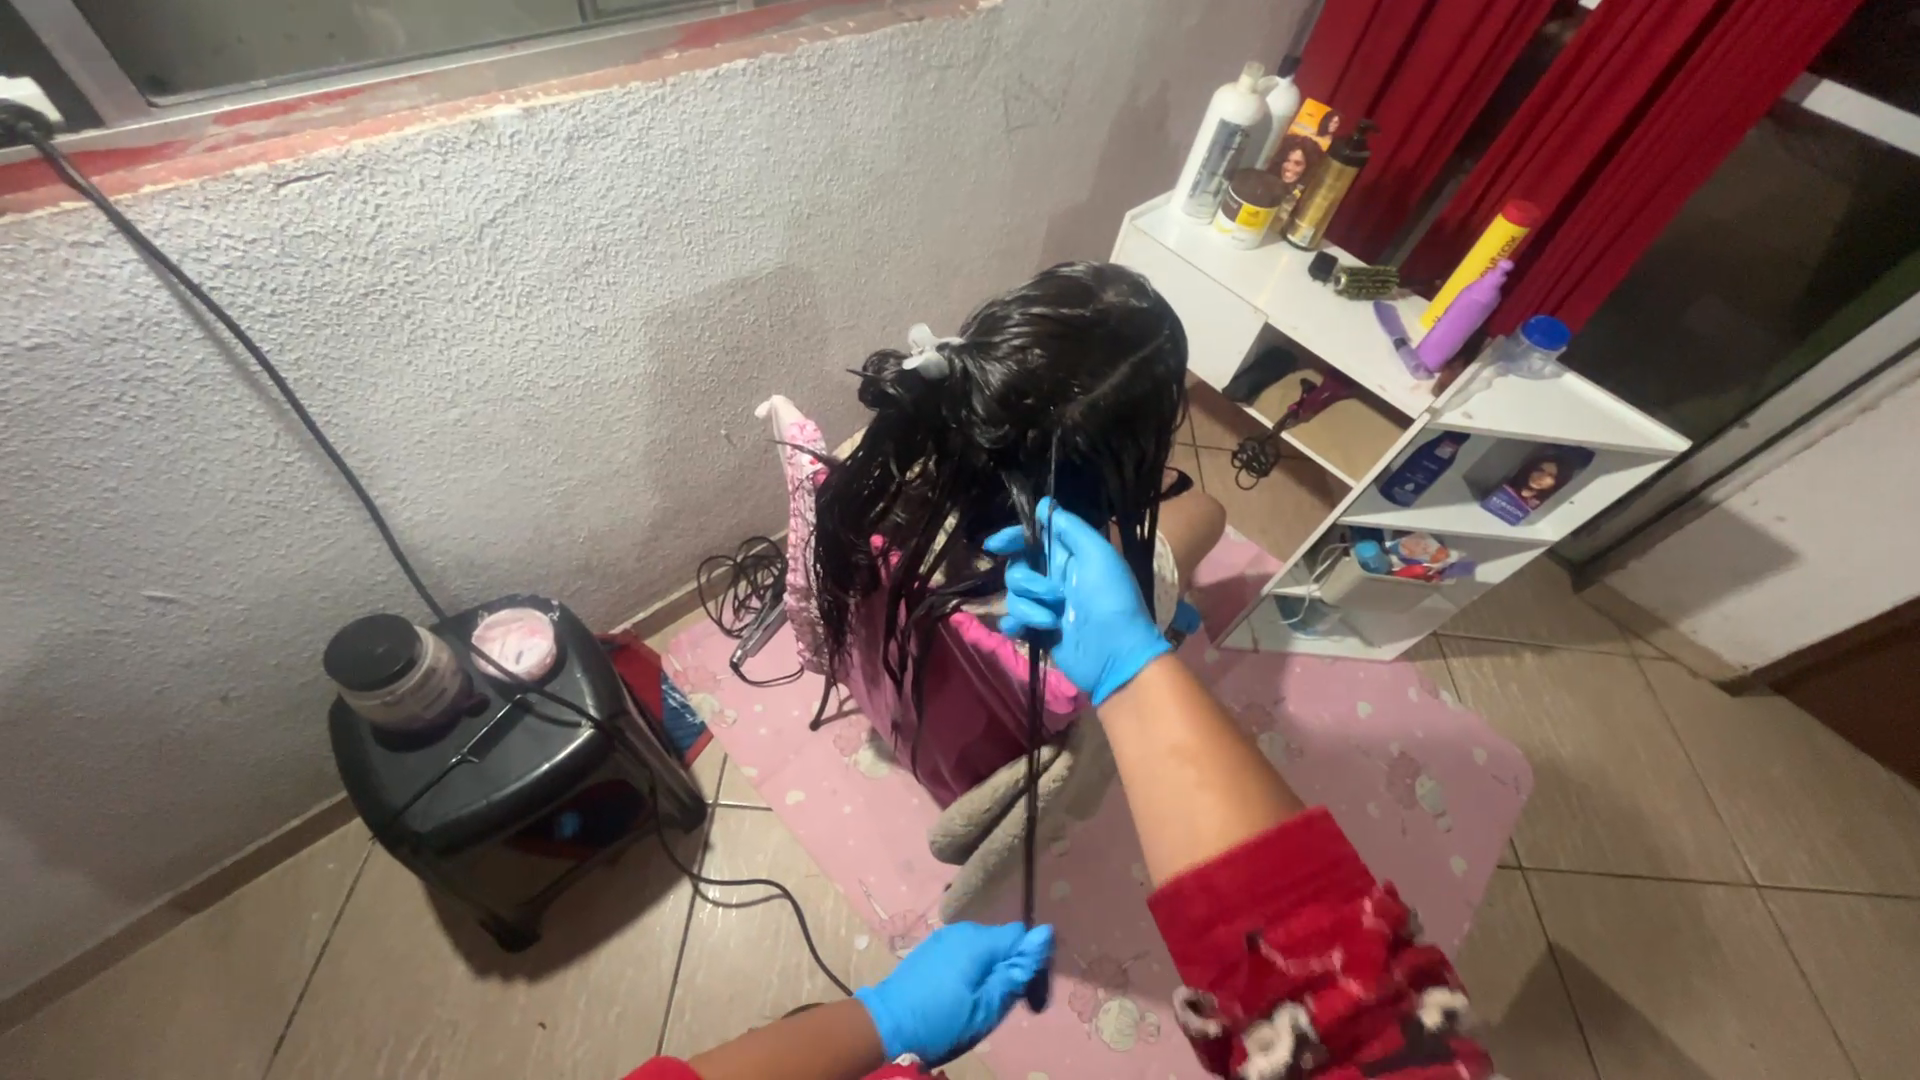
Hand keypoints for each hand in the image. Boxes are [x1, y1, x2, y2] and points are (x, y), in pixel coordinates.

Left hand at [854, 922, 1053, 1065]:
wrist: (888, 1019)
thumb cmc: (940, 1020)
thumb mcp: (984, 1009)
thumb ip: (1014, 974)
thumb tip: (1044, 937)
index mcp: (979, 942)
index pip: (1020, 935)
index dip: (1031, 960)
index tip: (1030, 993)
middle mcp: (964, 929)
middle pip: (1002, 940)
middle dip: (1011, 966)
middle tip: (1005, 1002)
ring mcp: (947, 934)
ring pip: (984, 944)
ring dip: (991, 966)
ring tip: (981, 999)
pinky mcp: (935, 943)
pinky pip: (966, 947)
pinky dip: (973, 964)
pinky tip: (962, 989)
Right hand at [984, 498, 1171, 704]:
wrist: (1116, 653)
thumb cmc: (1110, 600)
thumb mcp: (1098, 554)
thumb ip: (1070, 527)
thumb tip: (1043, 504)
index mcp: (1069, 557)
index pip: (1032, 539)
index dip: (1012, 537)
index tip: (995, 545)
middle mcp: (1054, 578)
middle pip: (1017, 568)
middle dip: (1027, 580)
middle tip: (1051, 593)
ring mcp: (1045, 606)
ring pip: (1014, 596)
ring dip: (1030, 607)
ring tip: (1052, 620)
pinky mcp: (1038, 631)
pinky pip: (1011, 621)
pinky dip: (1016, 624)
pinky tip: (1025, 631)